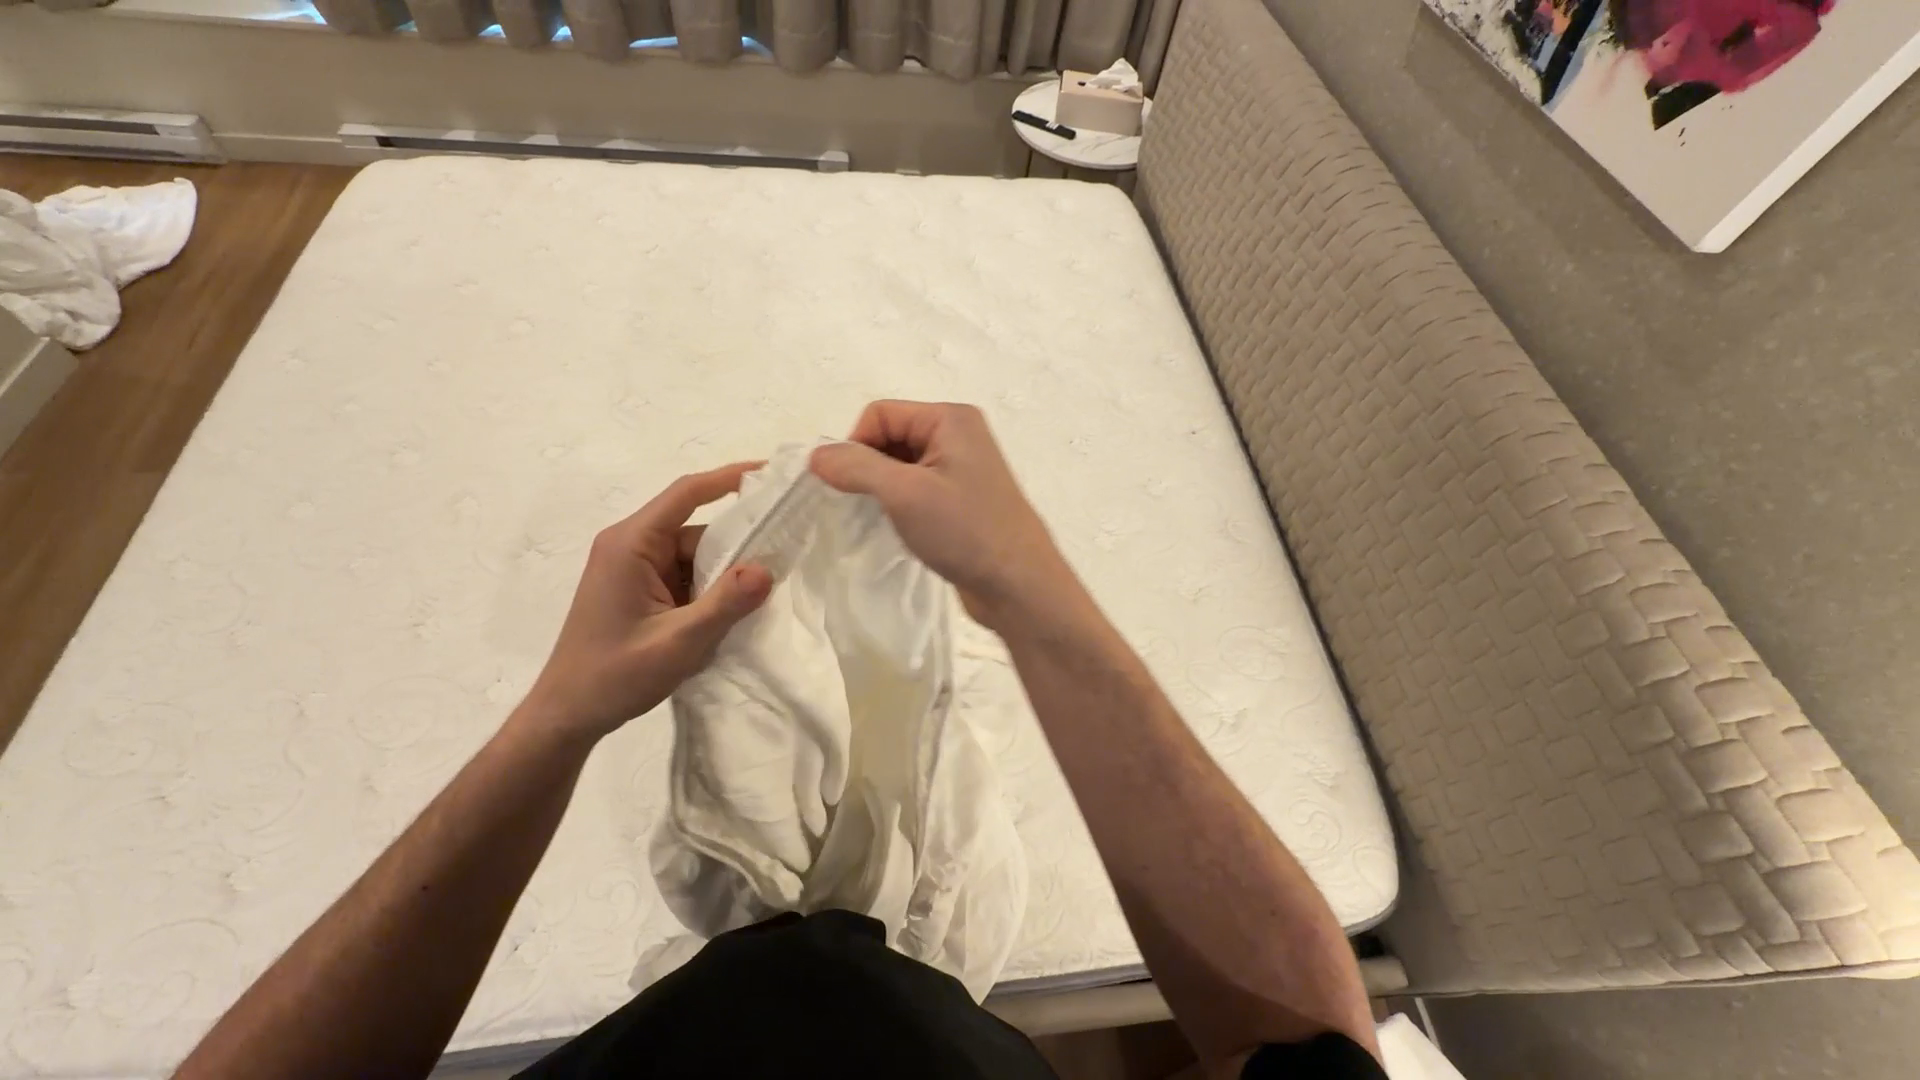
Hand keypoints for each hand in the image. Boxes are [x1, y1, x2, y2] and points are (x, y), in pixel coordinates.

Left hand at [522, 463, 772, 741]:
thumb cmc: (614, 676)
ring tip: (755, 603)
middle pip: (697, 529)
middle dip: (736, 547)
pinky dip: (710, 592)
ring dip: (723, 576)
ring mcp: (635, 569)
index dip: (730, 478)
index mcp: (631, 544)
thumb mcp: (678, 643)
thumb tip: (767, 569)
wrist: (567, 715)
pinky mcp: (641, 590)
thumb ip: (724, 605)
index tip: (772, 472)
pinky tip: (730, 615)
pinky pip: (686, 576)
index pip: (686, 493)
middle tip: (782, 564)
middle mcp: (631, 546)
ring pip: (695, 556)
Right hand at [810, 401, 1074, 628]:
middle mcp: (959, 435)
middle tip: (865, 506)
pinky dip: (900, 504)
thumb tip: (816, 455)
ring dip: (883, 489)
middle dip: (869, 467)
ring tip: (886, 519)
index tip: (849, 487)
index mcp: (950, 419)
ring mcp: (963, 469)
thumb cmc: (965, 531)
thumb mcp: (905, 494)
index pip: (880, 414)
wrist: (1019, 585)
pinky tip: (902, 528)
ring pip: (901, 465)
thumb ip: (857, 468)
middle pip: (890, 436)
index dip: (856, 445)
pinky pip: (917, 488)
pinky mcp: (962, 499)